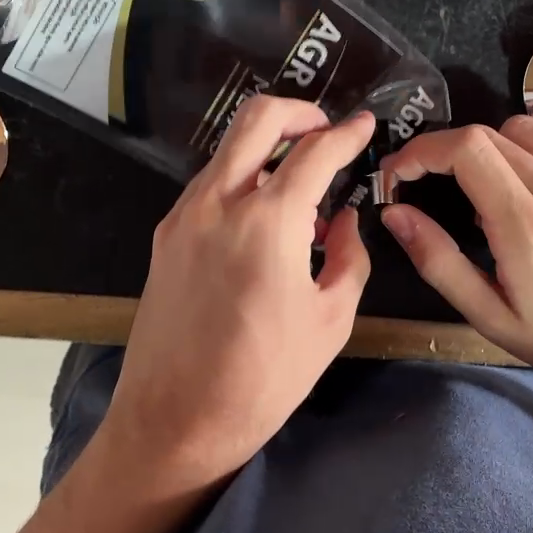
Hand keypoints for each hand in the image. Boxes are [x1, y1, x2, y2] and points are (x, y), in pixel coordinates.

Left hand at [104, 97, 373, 493]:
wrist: (178, 420)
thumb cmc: (266, 377)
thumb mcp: (331, 318)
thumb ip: (348, 256)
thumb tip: (345, 219)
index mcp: (268, 223)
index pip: (314, 153)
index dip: (348, 134)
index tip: (367, 125)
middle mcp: (218, 204)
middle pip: (255, 120)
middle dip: (298, 112)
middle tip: (326, 129)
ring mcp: (184, 218)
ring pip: (228, 151)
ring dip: (268, 150)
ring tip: (302, 191)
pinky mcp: (165, 238)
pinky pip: (210, 186)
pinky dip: (243, 182)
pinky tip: (266, 221)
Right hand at [379, 116, 532, 403]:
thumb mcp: (491, 316)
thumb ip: (438, 261)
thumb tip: (394, 213)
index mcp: (530, 227)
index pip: (466, 148)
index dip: (424, 149)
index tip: (403, 171)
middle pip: (493, 133)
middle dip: (454, 154)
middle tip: (443, 189)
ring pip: (531, 132)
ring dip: (497, 152)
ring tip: (497, 197)